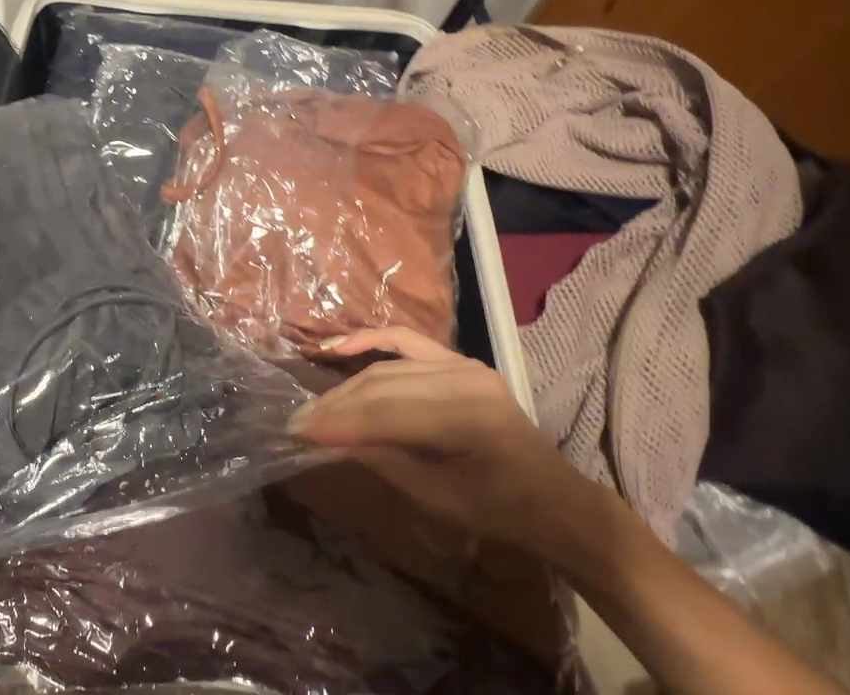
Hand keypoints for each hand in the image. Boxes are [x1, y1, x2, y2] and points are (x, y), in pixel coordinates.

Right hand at [287, 328, 614, 566]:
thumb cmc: (499, 509)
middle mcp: (465, 380)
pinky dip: (370, 341)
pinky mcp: (459, 361)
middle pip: (381, 385)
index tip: (296, 432)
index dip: (336, 422)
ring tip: (313, 406)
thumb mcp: (435, 496)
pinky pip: (405, 341)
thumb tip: (326, 440)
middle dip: (335, 405)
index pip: (384, 413)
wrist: (553, 498)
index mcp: (466, 419)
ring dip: (345, 385)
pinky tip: (339, 348)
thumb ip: (381, 459)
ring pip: (386, 368)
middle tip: (296, 422)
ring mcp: (463, 364)